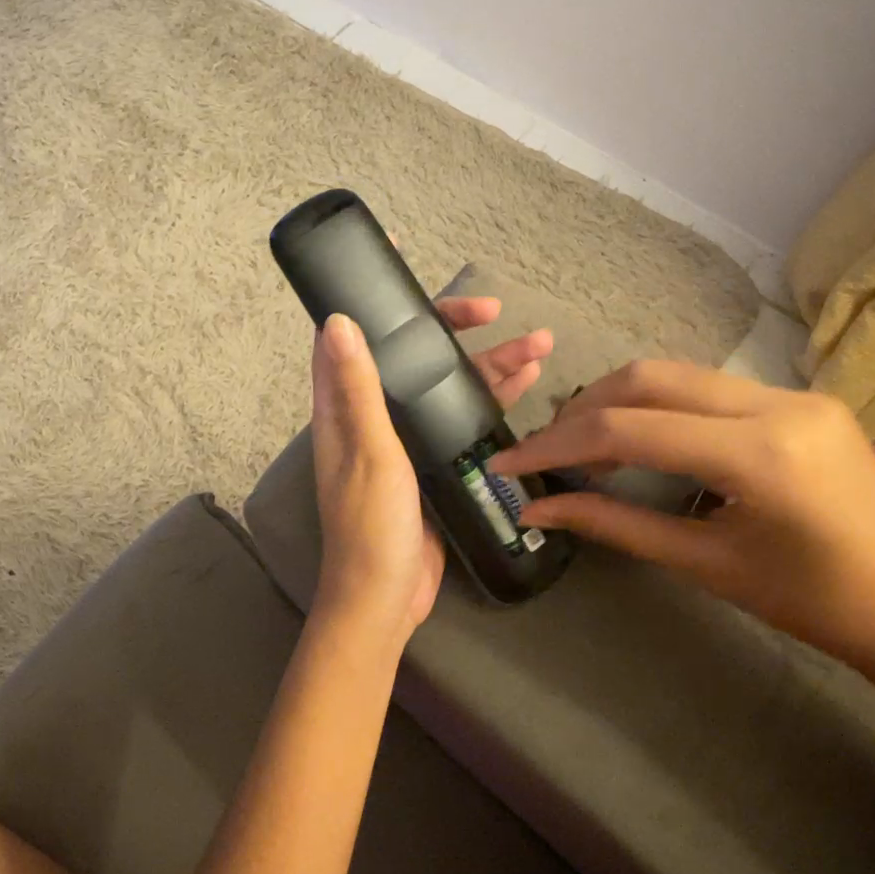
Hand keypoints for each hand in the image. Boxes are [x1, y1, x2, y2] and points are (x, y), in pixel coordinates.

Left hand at [309, 300, 552, 641]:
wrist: (387, 597)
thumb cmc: (371, 522)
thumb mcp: (368, 449)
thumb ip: (357, 388)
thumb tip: (335, 320)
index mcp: (343, 409)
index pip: (355, 340)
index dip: (378, 304)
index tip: (411, 275)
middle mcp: (371, 418)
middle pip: (410, 358)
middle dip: (451, 331)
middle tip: (496, 310)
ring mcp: (404, 442)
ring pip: (444, 388)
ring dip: (485, 365)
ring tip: (539, 344)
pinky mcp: (431, 465)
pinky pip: (460, 422)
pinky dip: (490, 402)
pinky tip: (528, 385)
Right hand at [488, 360, 874, 670]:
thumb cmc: (819, 606)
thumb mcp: (706, 565)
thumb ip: (615, 525)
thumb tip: (536, 511)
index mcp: (760, 453)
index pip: (628, 429)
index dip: (554, 445)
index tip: (506, 464)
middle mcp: (778, 404)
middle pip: (647, 379)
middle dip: (581, 411)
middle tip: (543, 452)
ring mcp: (796, 396)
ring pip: (676, 375)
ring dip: (617, 403)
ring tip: (582, 449)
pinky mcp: (803, 403)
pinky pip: (708, 389)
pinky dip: (657, 408)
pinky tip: (641, 443)